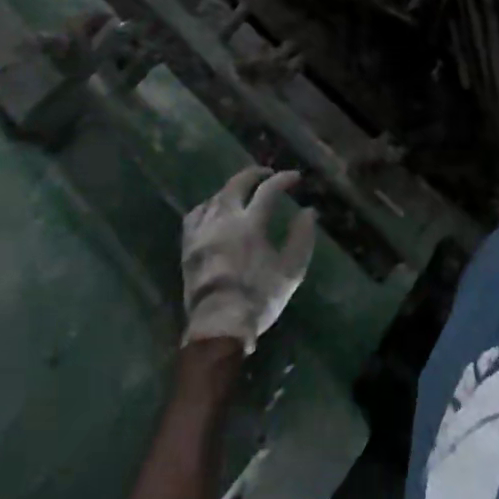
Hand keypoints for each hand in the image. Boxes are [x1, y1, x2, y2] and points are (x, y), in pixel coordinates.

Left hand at [181, 168, 317, 353]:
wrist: (218, 325)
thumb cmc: (258, 298)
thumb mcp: (290, 271)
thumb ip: (302, 238)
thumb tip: (309, 212)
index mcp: (250, 223)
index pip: (268, 190)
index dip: (283, 179)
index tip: (295, 177)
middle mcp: (224, 218)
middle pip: (237, 183)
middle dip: (254, 174)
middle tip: (267, 174)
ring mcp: (202, 229)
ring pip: (216, 196)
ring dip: (232, 189)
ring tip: (243, 191)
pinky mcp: (189, 244)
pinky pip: (196, 214)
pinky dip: (209, 205)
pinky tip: (214, 209)